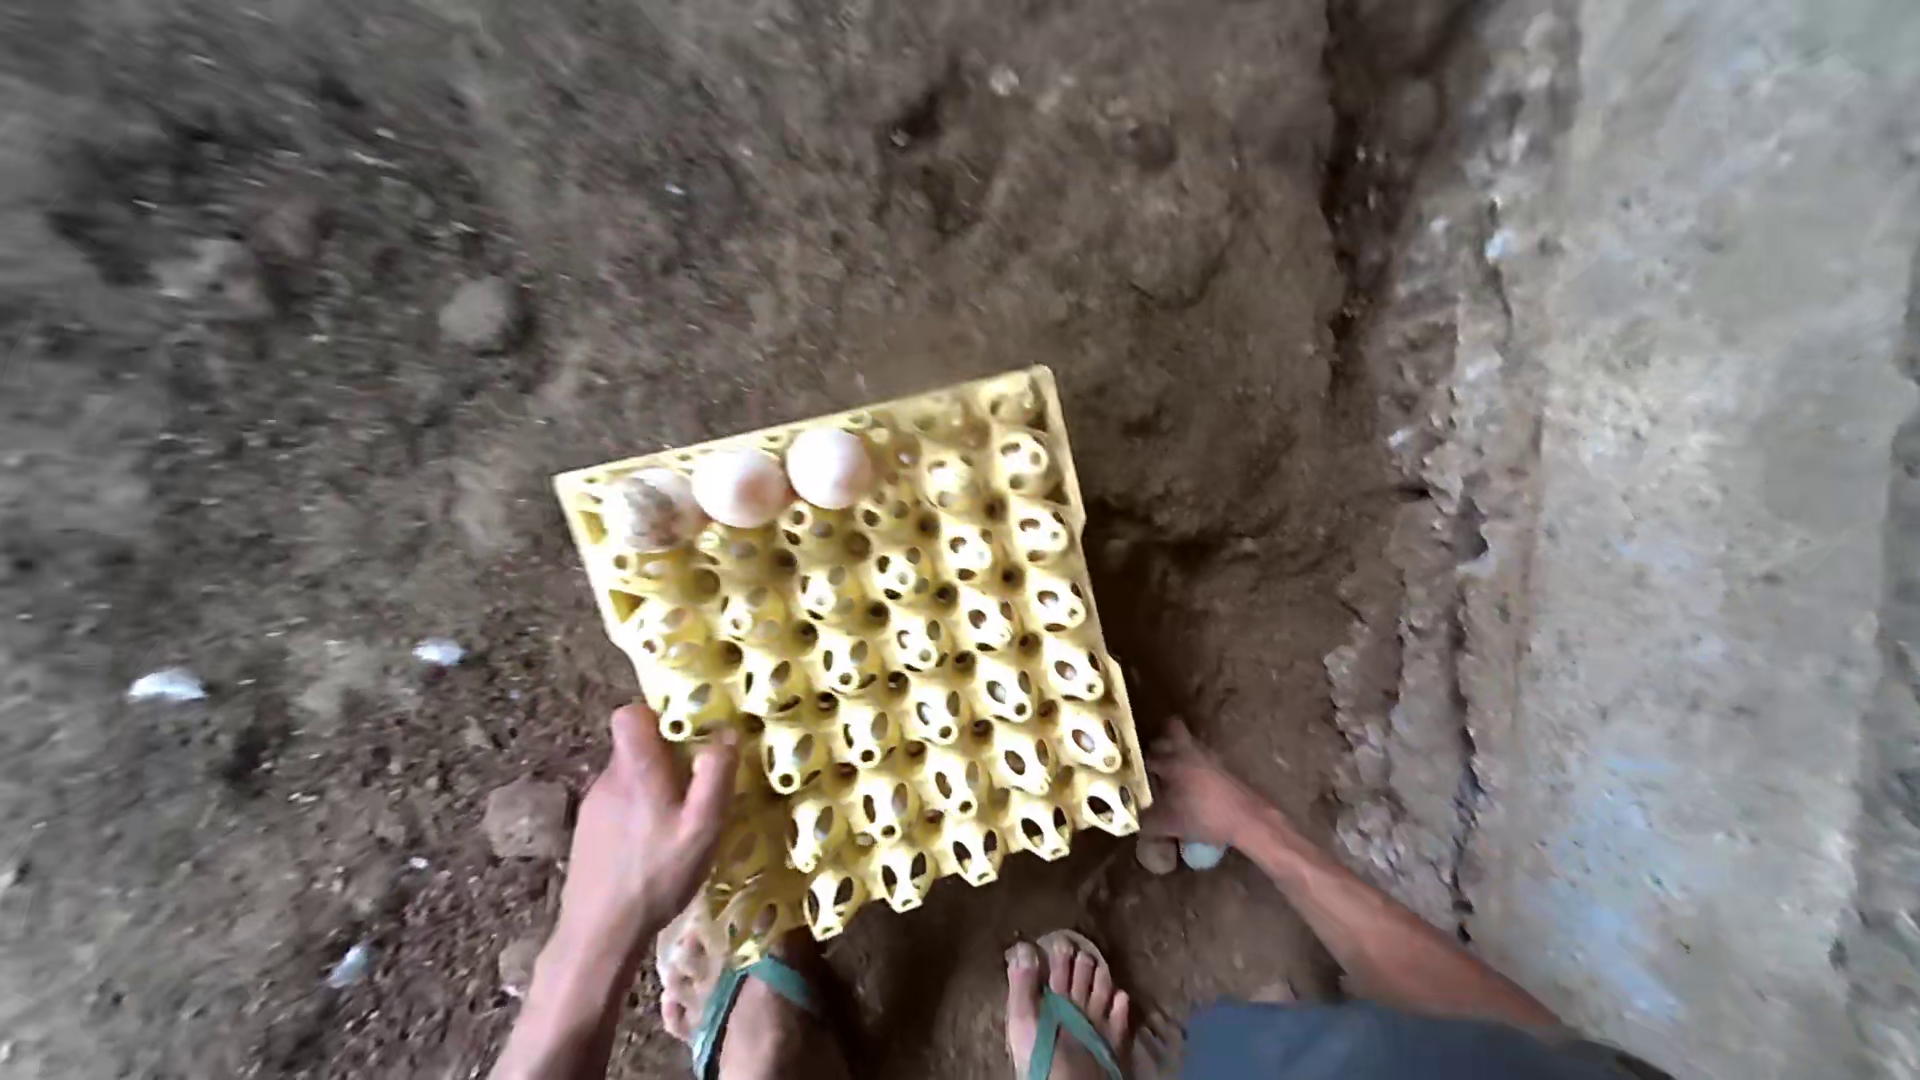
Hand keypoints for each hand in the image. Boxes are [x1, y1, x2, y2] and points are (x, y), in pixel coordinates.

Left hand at [552, 703, 738, 959]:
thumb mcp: (702, 827)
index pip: (629, 714)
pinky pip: (620, 800)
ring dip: (656, 781)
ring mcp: (594, 806)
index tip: (689, 728)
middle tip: (699, 778)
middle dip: (668, 752)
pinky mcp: (589, 831)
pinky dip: (641, 807)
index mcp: (635, 770)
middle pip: (636, 744)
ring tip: (682, 815)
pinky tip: (656, 842)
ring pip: (629, 773)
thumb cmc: (656, 876)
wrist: (597, 938)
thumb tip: (728, 732)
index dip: (657, 712)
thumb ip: (716, 776)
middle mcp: (608, 779)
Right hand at [1142, 717, 1266, 847]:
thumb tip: (1135, 821)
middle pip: (1170, 730)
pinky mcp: (1222, 763)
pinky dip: (1192, 761)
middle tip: (1154, 765)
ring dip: (1177, 748)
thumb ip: (1148, 821)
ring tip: (1172, 771)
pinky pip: (1200, 753)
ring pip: (1187, 739)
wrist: (1248, 819)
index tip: (1137, 778)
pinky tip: (1191, 782)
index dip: (1140, 766)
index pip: (1147, 756)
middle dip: (1160, 745)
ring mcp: (1207, 754)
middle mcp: (1187, 751)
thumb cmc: (1206, 817)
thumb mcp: (1170, 824)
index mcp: (1171, 761)